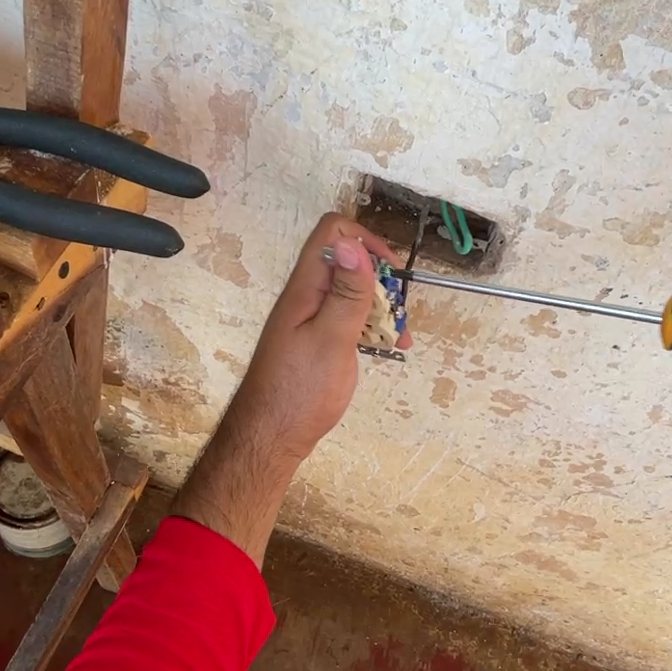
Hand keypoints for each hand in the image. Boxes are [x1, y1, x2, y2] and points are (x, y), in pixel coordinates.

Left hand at [172, 215, 401, 566]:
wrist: (271, 438)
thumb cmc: (300, 391)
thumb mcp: (331, 339)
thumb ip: (344, 292)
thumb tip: (351, 241)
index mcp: (305, 287)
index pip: (332, 232)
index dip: (365, 240)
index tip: (390, 271)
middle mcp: (306, 296)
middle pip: (347, 261)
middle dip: (380, 280)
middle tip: (397, 313)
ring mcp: (310, 319)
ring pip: (351, 292)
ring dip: (381, 307)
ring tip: (400, 337)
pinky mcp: (317, 340)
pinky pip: (348, 318)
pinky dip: (371, 327)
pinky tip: (389, 348)